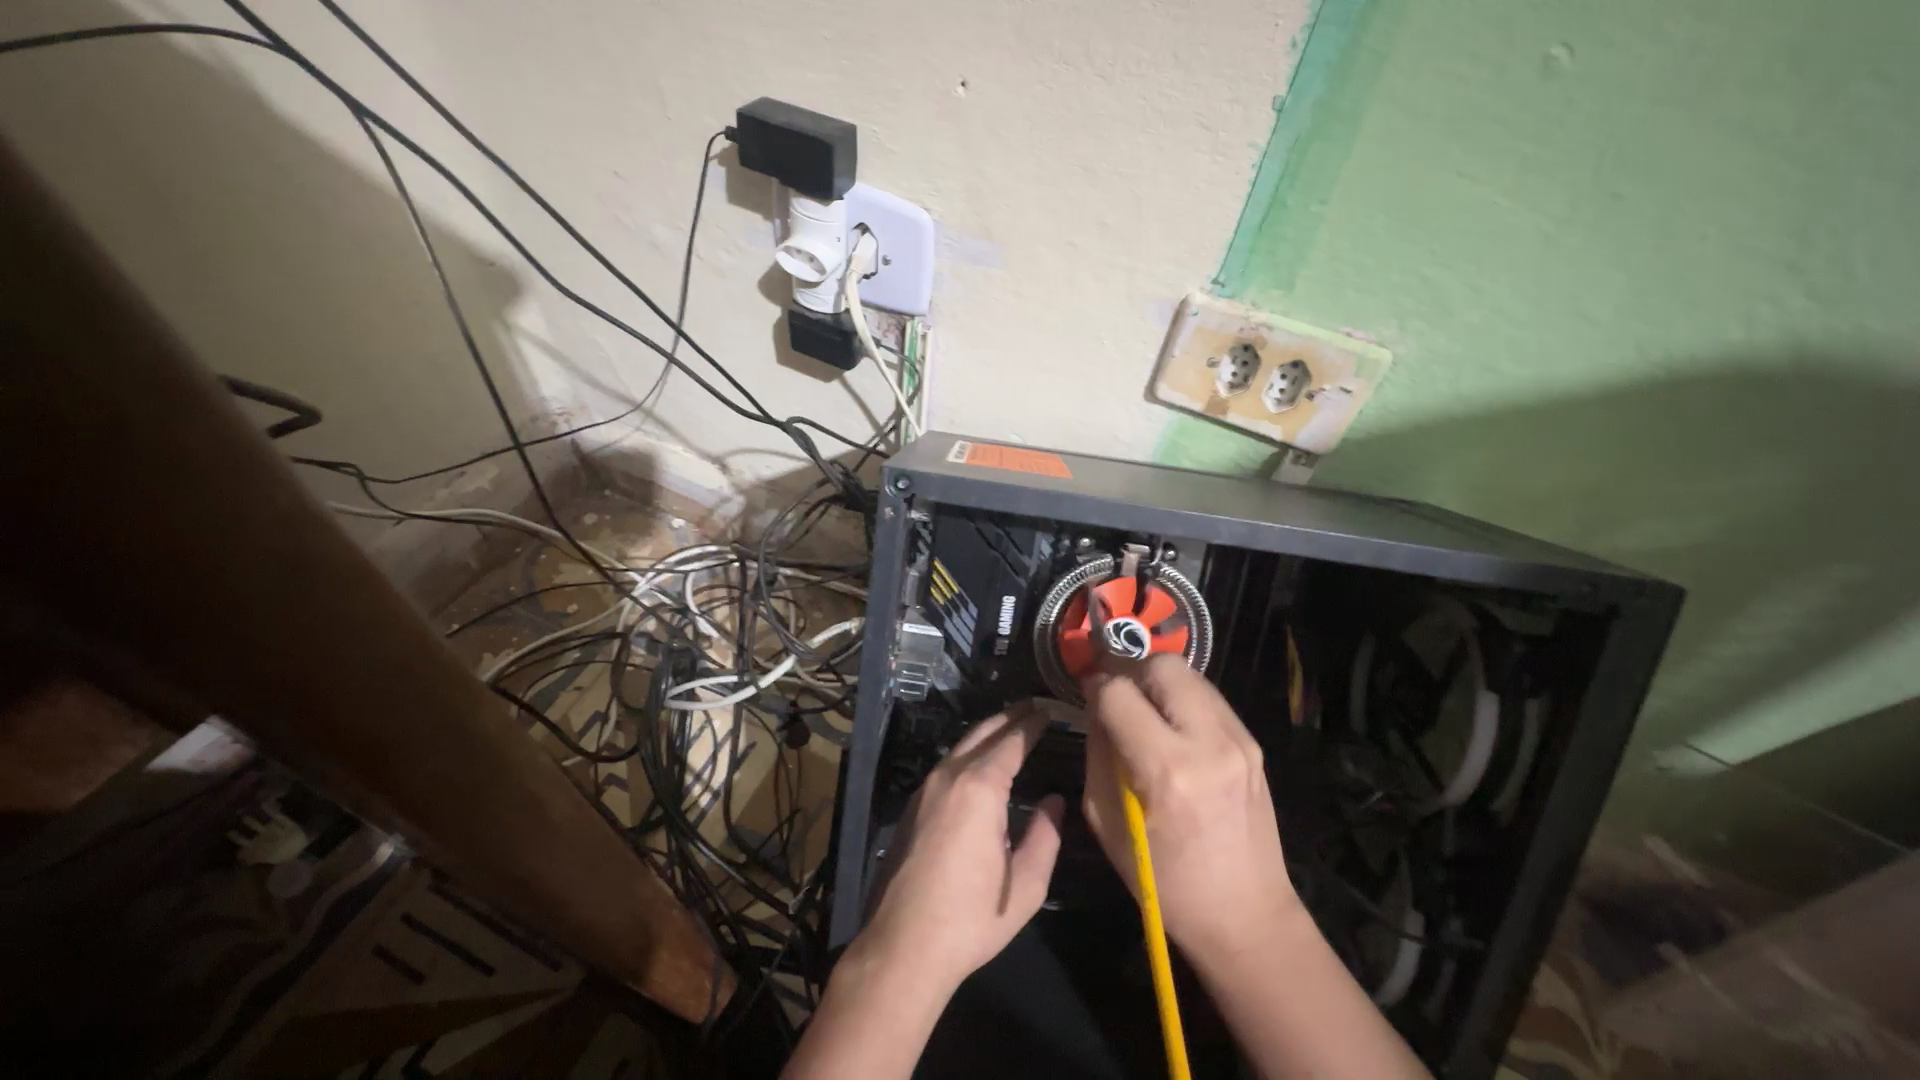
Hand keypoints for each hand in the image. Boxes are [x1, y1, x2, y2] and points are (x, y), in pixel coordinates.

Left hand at [859, 705, 1064, 996]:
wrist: (903, 946)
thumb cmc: (971, 918)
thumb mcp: (1025, 885)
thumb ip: (1045, 837)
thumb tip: (1054, 803)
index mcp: (979, 789)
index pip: (1012, 740)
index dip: (1034, 723)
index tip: (1052, 709)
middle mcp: (948, 778)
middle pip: (983, 733)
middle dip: (1011, 718)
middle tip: (1036, 708)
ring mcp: (924, 791)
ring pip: (961, 748)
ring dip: (988, 734)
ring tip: (1014, 730)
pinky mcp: (911, 808)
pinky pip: (947, 767)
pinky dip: (970, 754)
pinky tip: (983, 765)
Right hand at [1081, 654, 1296, 967]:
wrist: (1244, 913)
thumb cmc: (1163, 880)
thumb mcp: (1105, 820)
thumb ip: (1098, 753)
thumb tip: (1095, 706)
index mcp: (1166, 770)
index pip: (1119, 692)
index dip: (1094, 685)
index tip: (1084, 693)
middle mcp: (1209, 743)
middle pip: (1162, 665)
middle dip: (1129, 670)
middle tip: (1113, 693)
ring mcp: (1239, 740)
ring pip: (1189, 673)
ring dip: (1156, 680)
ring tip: (1140, 708)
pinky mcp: (1253, 744)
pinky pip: (1208, 697)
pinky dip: (1180, 698)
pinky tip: (1169, 726)